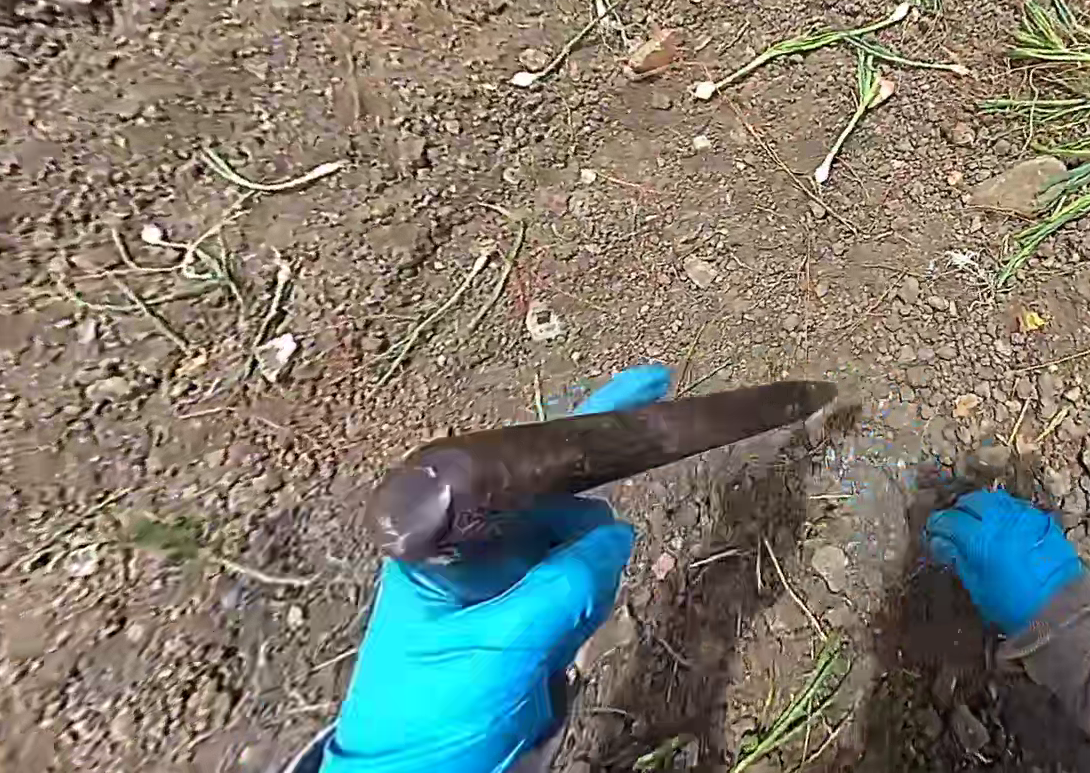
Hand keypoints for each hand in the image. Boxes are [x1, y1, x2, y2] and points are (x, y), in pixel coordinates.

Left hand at [324, 365, 670, 772]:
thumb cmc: (438, 708)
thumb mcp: (498, 646)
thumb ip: (563, 582)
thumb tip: (617, 532)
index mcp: (456, 530)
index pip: (528, 454)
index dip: (592, 415)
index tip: (651, 382)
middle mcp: (492, 534)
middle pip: (572, 498)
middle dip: (587, 539)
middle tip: (576, 592)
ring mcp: (521, 563)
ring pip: (592, 537)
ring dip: (591, 578)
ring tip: (557, 636)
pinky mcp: (544, 590)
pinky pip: (594, 571)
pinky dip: (593, 597)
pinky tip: (566, 636)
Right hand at [925, 489, 1087, 635]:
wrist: (1063, 611)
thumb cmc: (1015, 607)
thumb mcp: (979, 588)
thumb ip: (959, 559)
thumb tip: (940, 542)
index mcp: (981, 538)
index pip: (951, 520)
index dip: (938, 524)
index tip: (933, 531)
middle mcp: (1001, 519)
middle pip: (972, 501)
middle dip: (959, 510)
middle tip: (952, 525)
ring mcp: (1022, 515)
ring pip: (993, 499)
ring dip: (980, 507)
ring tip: (975, 523)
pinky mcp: (1039, 517)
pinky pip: (1012, 506)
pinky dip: (1000, 511)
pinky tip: (999, 526)